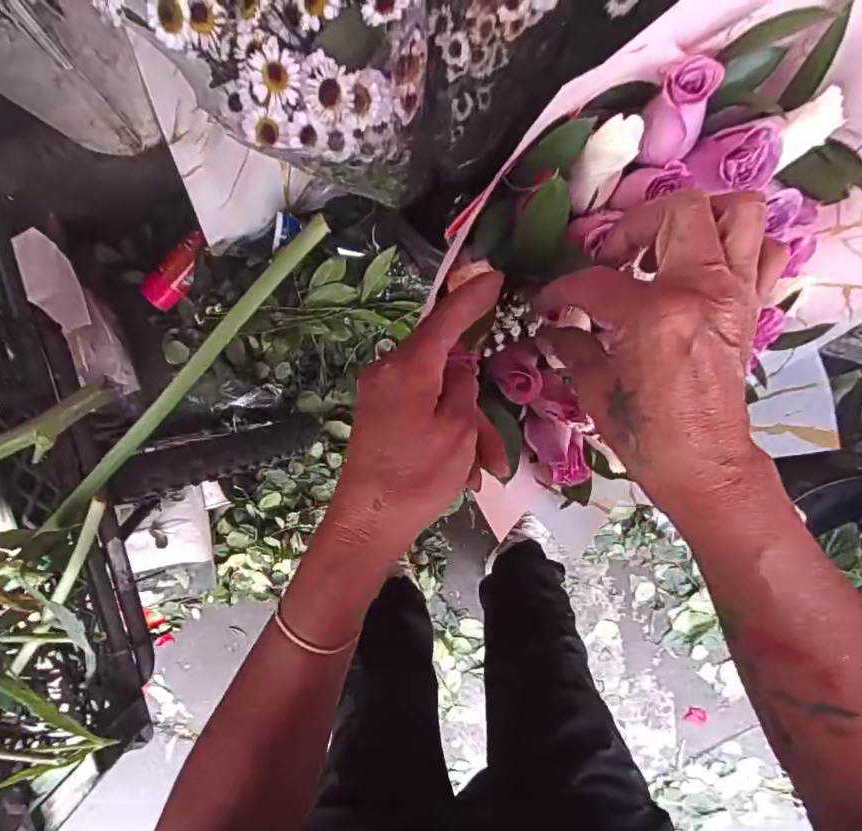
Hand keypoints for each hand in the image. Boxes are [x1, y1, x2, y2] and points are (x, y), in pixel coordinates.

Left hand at [322, 270, 508, 559]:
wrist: (367, 524)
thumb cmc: (416, 478)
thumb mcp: (457, 432)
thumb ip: (463, 389)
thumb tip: (459, 370)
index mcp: (408, 367)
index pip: (445, 319)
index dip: (472, 298)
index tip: (494, 276)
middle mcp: (387, 373)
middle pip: (445, 372)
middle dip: (475, 411)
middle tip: (494, 454)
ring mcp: (379, 397)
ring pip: (437, 401)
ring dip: (463, 435)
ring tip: (480, 475)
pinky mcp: (377, 420)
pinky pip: (420, 416)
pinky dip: (443, 439)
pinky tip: (459, 475)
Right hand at [534, 191, 786, 512]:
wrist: (701, 461)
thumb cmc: (644, 433)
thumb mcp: (595, 389)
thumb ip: (573, 347)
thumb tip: (553, 329)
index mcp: (654, 316)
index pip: (596, 282)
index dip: (562, 290)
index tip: (548, 303)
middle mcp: (701, 290)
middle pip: (677, 211)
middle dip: (633, 227)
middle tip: (612, 260)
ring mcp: (735, 293)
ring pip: (736, 211)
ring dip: (696, 219)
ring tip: (663, 249)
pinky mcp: (751, 306)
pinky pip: (763, 249)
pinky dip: (736, 245)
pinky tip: (702, 269)